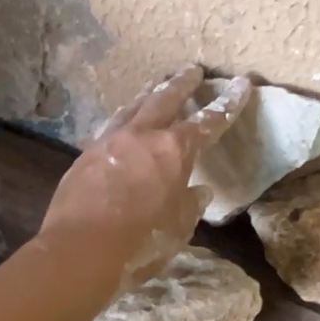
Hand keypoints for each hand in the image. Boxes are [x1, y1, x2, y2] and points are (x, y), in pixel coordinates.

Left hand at [38, 66, 250, 288]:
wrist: (79, 250)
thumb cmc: (140, 242)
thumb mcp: (178, 228)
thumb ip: (189, 205)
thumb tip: (198, 190)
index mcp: (174, 151)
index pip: (209, 122)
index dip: (228, 104)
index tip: (240, 84)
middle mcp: (142, 136)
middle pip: (165, 99)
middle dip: (182, 83)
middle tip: (193, 70)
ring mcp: (110, 141)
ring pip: (133, 107)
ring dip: (148, 95)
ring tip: (154, 87)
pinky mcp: (86, 155)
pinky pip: (110, 127)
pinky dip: (123, 119)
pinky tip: (121, 124)